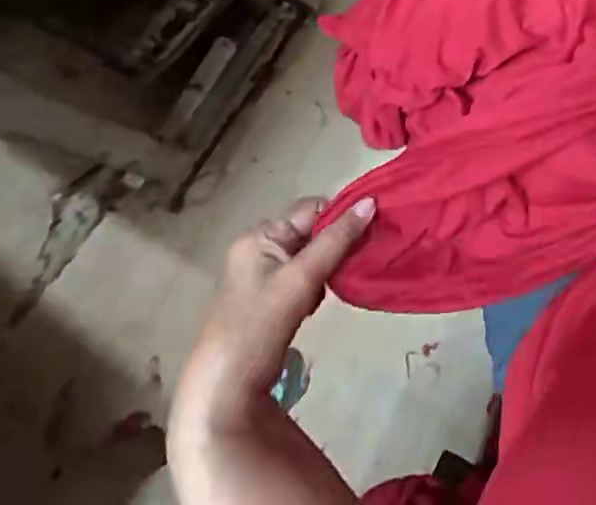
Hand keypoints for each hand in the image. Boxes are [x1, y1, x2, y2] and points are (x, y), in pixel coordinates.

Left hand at [172, 196, 373, 438]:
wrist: (224, 393)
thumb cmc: (259, 327)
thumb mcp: (302, 277)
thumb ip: (337, 238)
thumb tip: (371, 201)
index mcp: (259, 236)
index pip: (312, 208)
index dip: (342, 216)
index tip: (370, 231)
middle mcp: (259, 248)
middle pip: (314, 229)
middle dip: (338, 243)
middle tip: (358, 259)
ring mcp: (263, 275)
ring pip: (314, 253)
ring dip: (331, 264)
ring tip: (338, 282)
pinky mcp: (270, 298)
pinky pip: (306, 274)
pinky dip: (321, 282)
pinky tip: (321, 300)